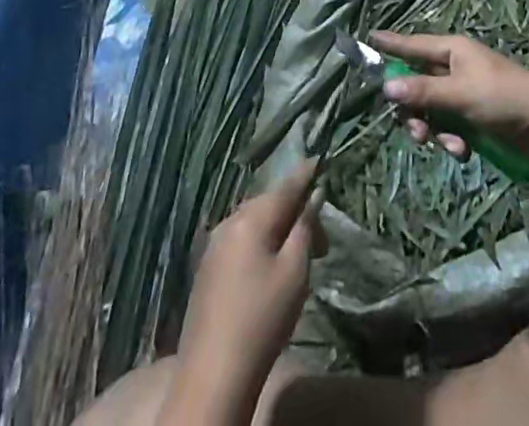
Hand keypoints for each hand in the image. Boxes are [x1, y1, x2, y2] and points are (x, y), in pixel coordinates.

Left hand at [161, 162, 322, 424]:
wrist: (215, 369)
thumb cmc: (263, 316)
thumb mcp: (295, 271)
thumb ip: (304, 230)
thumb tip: (312, 200)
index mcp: (250, 220)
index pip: (284, 188)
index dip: (304, 175)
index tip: (318, 159)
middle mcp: (228, 223)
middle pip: (267, 204)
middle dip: (294, 211)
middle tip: (321, 238)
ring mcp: (213, 246)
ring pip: (252, 222)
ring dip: (277, 228)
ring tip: (299, 252)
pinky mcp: (207, 268)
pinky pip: (240, 240)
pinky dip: (260, 241)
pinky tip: (270, 263)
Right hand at [368, 32, 528, 159]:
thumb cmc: (504, 98)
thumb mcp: (460, 94)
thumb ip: (422, 91)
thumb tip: (386, 88)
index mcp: (452, 50)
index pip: (412, 44)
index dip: (389, 44)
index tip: (367, 38)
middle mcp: (455, 67)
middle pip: (415, 84)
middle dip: (413, 111)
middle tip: (417, 132)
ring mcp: (464, 92)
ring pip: (430, 109)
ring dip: (434, 130)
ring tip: (450, 147)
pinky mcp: (473, 114)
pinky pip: (448, 124)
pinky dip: (451, 138)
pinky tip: (463, 151)